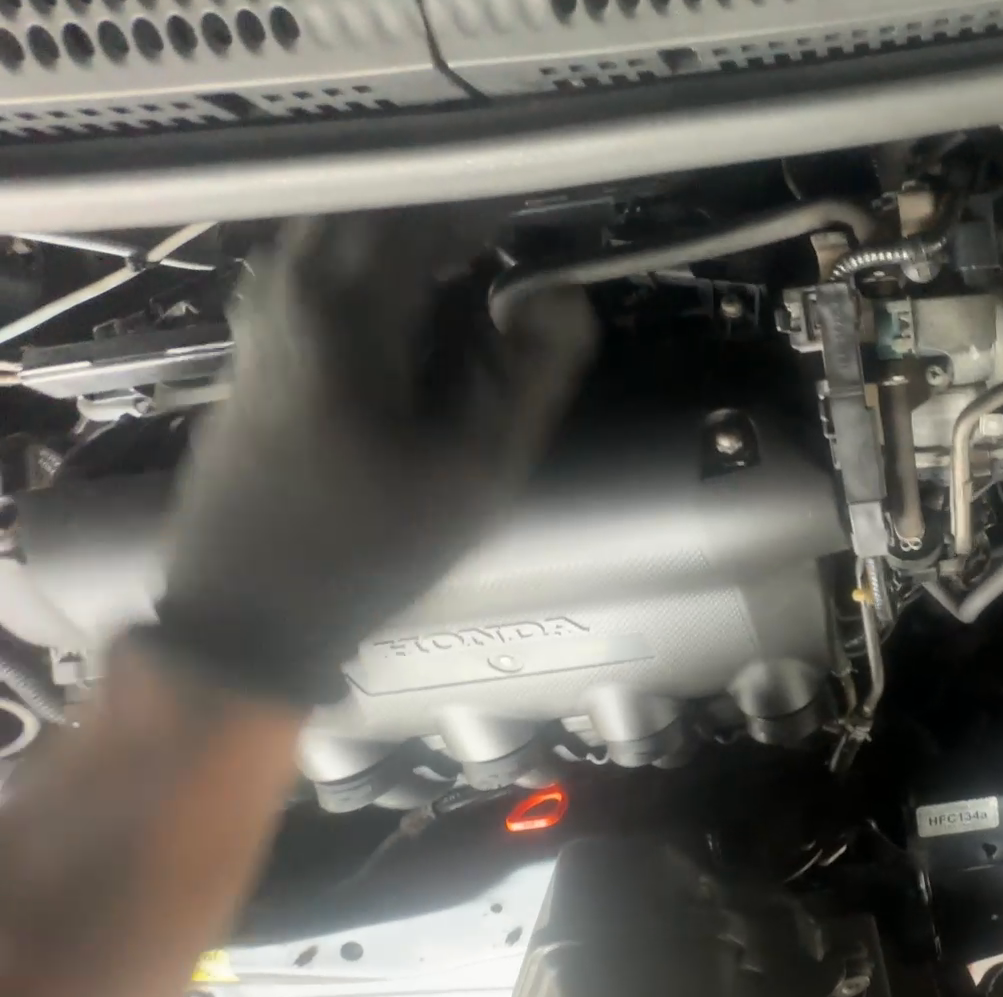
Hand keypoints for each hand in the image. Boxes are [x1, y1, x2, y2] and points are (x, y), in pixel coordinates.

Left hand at [148, 213, 596, 703]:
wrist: (258, 606)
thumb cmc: (381, 540)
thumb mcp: (481, 467)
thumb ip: (532, 374)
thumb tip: (567, 295)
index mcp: (345, 312)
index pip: (426, 214)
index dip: (493, 207)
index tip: (550, 219)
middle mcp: (289, 293)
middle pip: (382, 217)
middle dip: (459, 225)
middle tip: (526, 256)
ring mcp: (265, 319)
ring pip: (352, 245)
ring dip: (424, 253)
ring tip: (489, 285)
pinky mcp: (262, 349)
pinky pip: (329, 278)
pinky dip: (390, 280)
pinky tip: (432, 321)